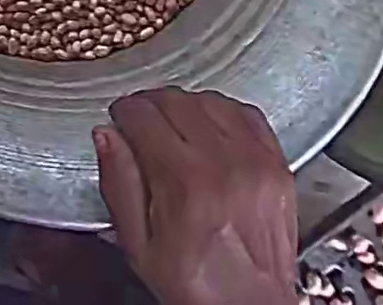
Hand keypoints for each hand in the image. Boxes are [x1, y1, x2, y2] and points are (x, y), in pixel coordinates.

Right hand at [93, 88, 296, 304]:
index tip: (121, 118)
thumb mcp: (139, 246)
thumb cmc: (196, 284)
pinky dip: (222, 111)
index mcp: (184, 184)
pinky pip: (244, 112)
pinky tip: (210, 128)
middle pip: (173, 100)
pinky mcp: (276, 161)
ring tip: (175, 127)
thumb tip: (106, 135)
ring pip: (207, 99)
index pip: (143, 115)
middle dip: (150, 105)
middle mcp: (222, 164)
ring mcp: (254, 159)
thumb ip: (118, 184)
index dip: (125, 112)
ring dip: (185, 105)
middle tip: (142, 122)